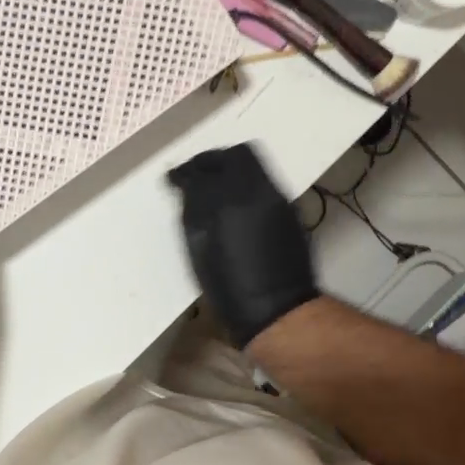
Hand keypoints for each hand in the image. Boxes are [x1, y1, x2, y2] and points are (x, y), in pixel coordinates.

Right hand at [166, 143, 317, 348]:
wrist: (276, 309)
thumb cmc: (228, 286)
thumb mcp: (200, 249)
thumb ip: (194, 211)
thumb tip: (187, 187)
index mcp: (233, 198)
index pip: (207, 164)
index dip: (187, 169)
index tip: (174, 179)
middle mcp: (261, 189)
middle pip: (238, 155)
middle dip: (213, 162)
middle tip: (195, 178)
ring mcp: (280, 199)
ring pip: (254, 168)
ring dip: (231, 173)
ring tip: (213, 194)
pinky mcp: (290, 211)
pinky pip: (264, 185)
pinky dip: (245, 188)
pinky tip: (234, 210)